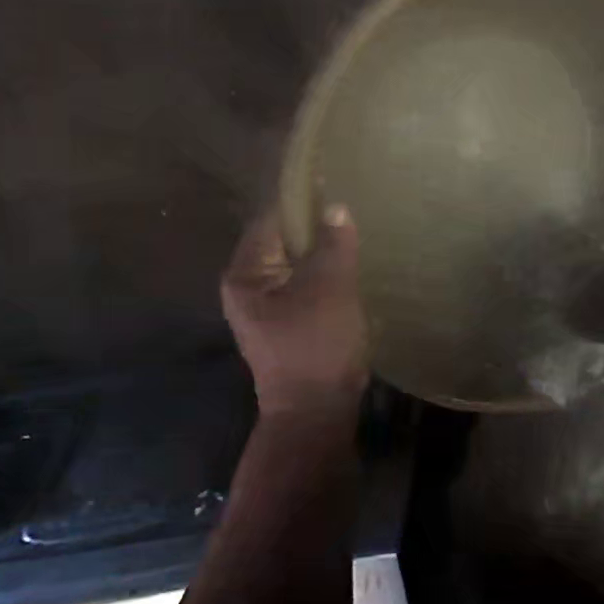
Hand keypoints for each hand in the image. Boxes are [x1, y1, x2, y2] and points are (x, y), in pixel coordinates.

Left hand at [222, 204, 368, 420]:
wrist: (316, 409)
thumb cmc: (317, 345)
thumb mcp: (330, 289)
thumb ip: (333, 246)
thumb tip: (336, 209)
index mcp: (245, 275)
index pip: (270, 223)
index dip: (302, 206)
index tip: (336, 194)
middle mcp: (249, 289)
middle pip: (284, 247)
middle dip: (317, 235)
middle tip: (355, 225)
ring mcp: (269, 312)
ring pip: (299, 271)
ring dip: (326, 261)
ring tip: (358, 251)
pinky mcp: (290, 329)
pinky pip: (309, 292)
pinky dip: (329, 283)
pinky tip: (353, 283)